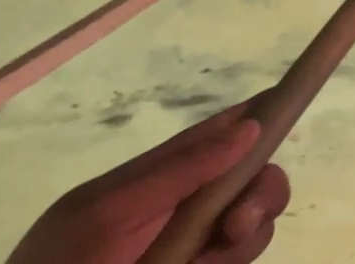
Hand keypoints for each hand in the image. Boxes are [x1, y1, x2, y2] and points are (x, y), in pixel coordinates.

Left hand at [7, 102, 288, 263]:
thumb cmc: (61, 263)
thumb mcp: (104, 212)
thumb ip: (178, 168)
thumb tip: (253, 124)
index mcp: (165, 174)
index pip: (229, 127)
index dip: (267, 111)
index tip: (293, 107)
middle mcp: (190, 199)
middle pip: (258, 174)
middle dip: (264, 193)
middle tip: (239, 225)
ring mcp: (197, 237)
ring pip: (258, 218)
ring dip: (247, 236)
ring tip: (208, 262)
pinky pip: (243, 253)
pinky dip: (233, 260)